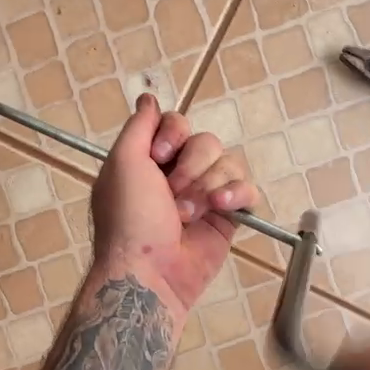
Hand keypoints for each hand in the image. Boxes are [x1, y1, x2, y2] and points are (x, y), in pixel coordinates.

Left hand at [90, 95, 256, 313]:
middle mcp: (177, 175)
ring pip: (228, 163)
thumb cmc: (128, 217)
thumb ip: (139, 126)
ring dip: (209, 185)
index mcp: (150, 161)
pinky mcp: (228, 218)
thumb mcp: (123, 163)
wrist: (149, 271)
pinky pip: (246, 190)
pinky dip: (237, 195)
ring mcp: (204, 196)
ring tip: (189, 214)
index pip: (177, 124)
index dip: (173, 135)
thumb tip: (147, 98)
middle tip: (171, 194)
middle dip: (192, 166)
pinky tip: (222, 209)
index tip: (158, 157)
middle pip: (205, 142)